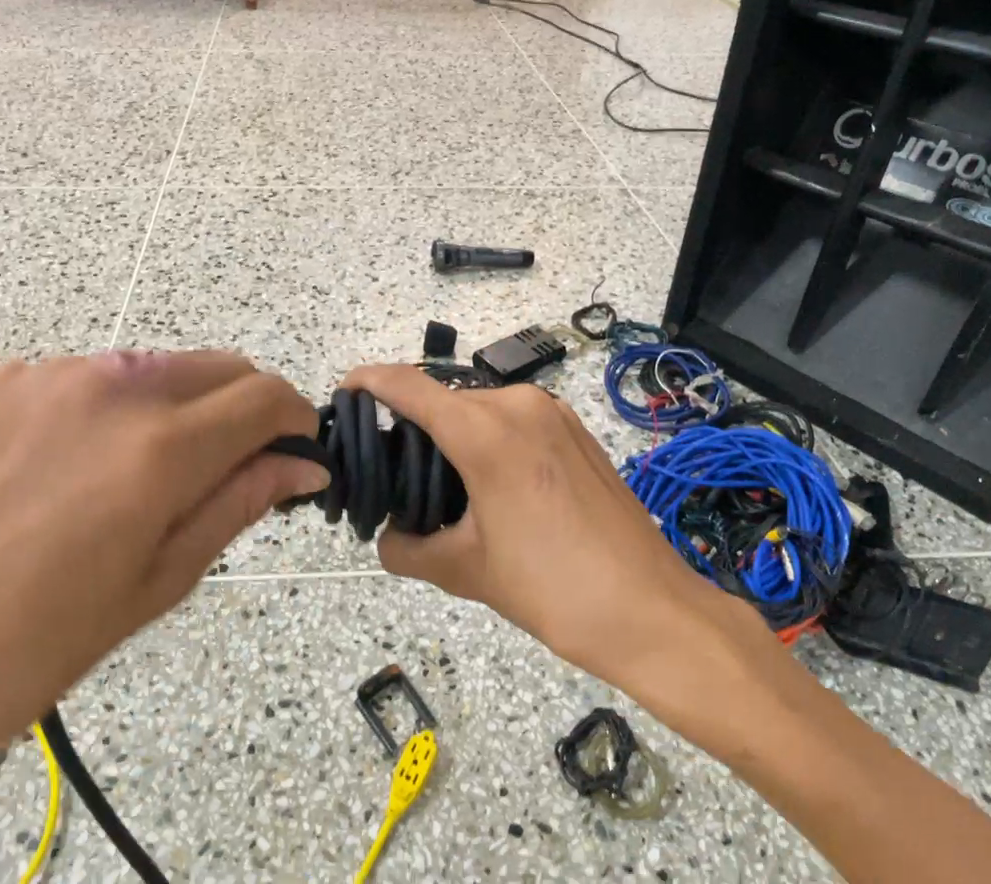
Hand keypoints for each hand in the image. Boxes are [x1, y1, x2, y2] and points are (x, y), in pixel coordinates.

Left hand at [0, 352, 322, 883]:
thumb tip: (304, 465)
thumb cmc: (40, 646)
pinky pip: (84, 377)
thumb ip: (239, 503)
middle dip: (246, 407)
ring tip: (148, 474)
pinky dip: (108, 408)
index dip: (296, 420)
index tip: (297, 455)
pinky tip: (77, 467)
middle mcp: (108, 389)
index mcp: (157, 449)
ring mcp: (44, 377)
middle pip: (218, 365)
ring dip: (179, 405)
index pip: (265, 396)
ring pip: (154, 366)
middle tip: (235, 467)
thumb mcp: (161, 581)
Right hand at [343, 365, 726, 680]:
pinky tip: (490, 491)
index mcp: (487, 430)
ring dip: (455, 439)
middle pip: (447, 403)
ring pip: (483, 413)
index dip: (369, 382)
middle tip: (392, 476)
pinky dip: (491, 444)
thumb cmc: (551, 587)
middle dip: (413, 429)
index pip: (409, 387)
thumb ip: (408, 548)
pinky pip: (517, 425)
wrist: (647, 609)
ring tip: (442, 492)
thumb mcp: (465, 570)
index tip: (343, 392)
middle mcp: (521, 406)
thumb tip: (389, 539)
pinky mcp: (578, 433)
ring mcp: (556, 416)